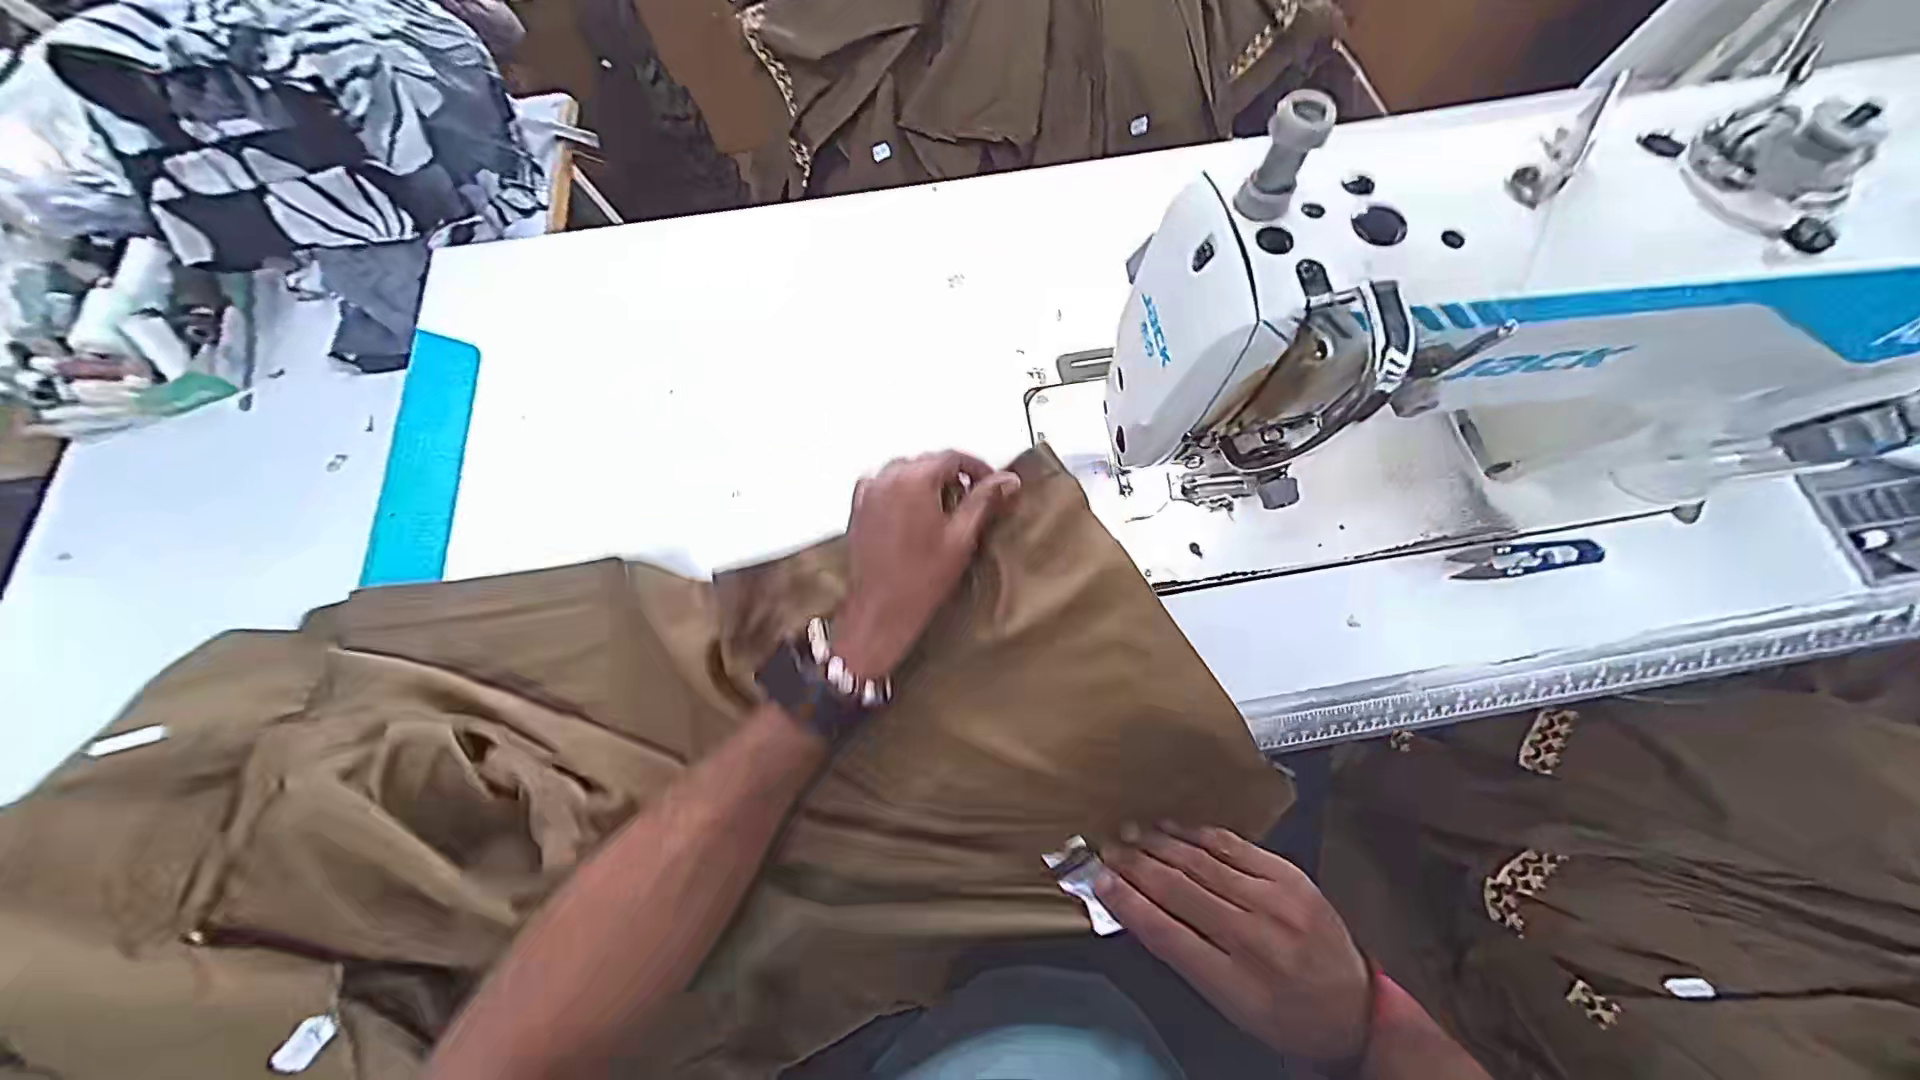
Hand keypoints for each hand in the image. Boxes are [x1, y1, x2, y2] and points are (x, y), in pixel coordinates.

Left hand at [833, 451, 1020, 677]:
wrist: (881, 609)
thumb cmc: (917, 581)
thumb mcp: (962, 538)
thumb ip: (984, 502)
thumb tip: (1006, 481)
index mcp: (914, 481)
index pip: (952, 457)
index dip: (977, 467)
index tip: (991, 481)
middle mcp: (887, 480)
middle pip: (928, 461)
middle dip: (954, 474)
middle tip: (974, 496)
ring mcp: (870, 494)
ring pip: (906, 471)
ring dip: (928, 481)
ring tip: (946, 506)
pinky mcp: (860, 509)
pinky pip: (885, 485)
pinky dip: (903, 490)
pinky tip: (916, 512)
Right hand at [1097, 824, 1372, 1062]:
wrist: (1355, 1009)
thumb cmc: (1284, 1014)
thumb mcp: (1228, 1004)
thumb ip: (1183, 955)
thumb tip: (1136, 908)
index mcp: (1236, 983)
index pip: (1165, 934)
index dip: (1127, 902)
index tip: (1099, 880)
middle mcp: (1255, 939)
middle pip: (1178, 890)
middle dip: (1135, 865)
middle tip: (1107, 849)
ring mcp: (1276, 902)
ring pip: (1200, 862)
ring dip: (1158, 844)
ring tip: (1130, 833)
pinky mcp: (1290, 876)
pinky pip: (1232, 845)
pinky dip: (1195, 834)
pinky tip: (1172, 828)